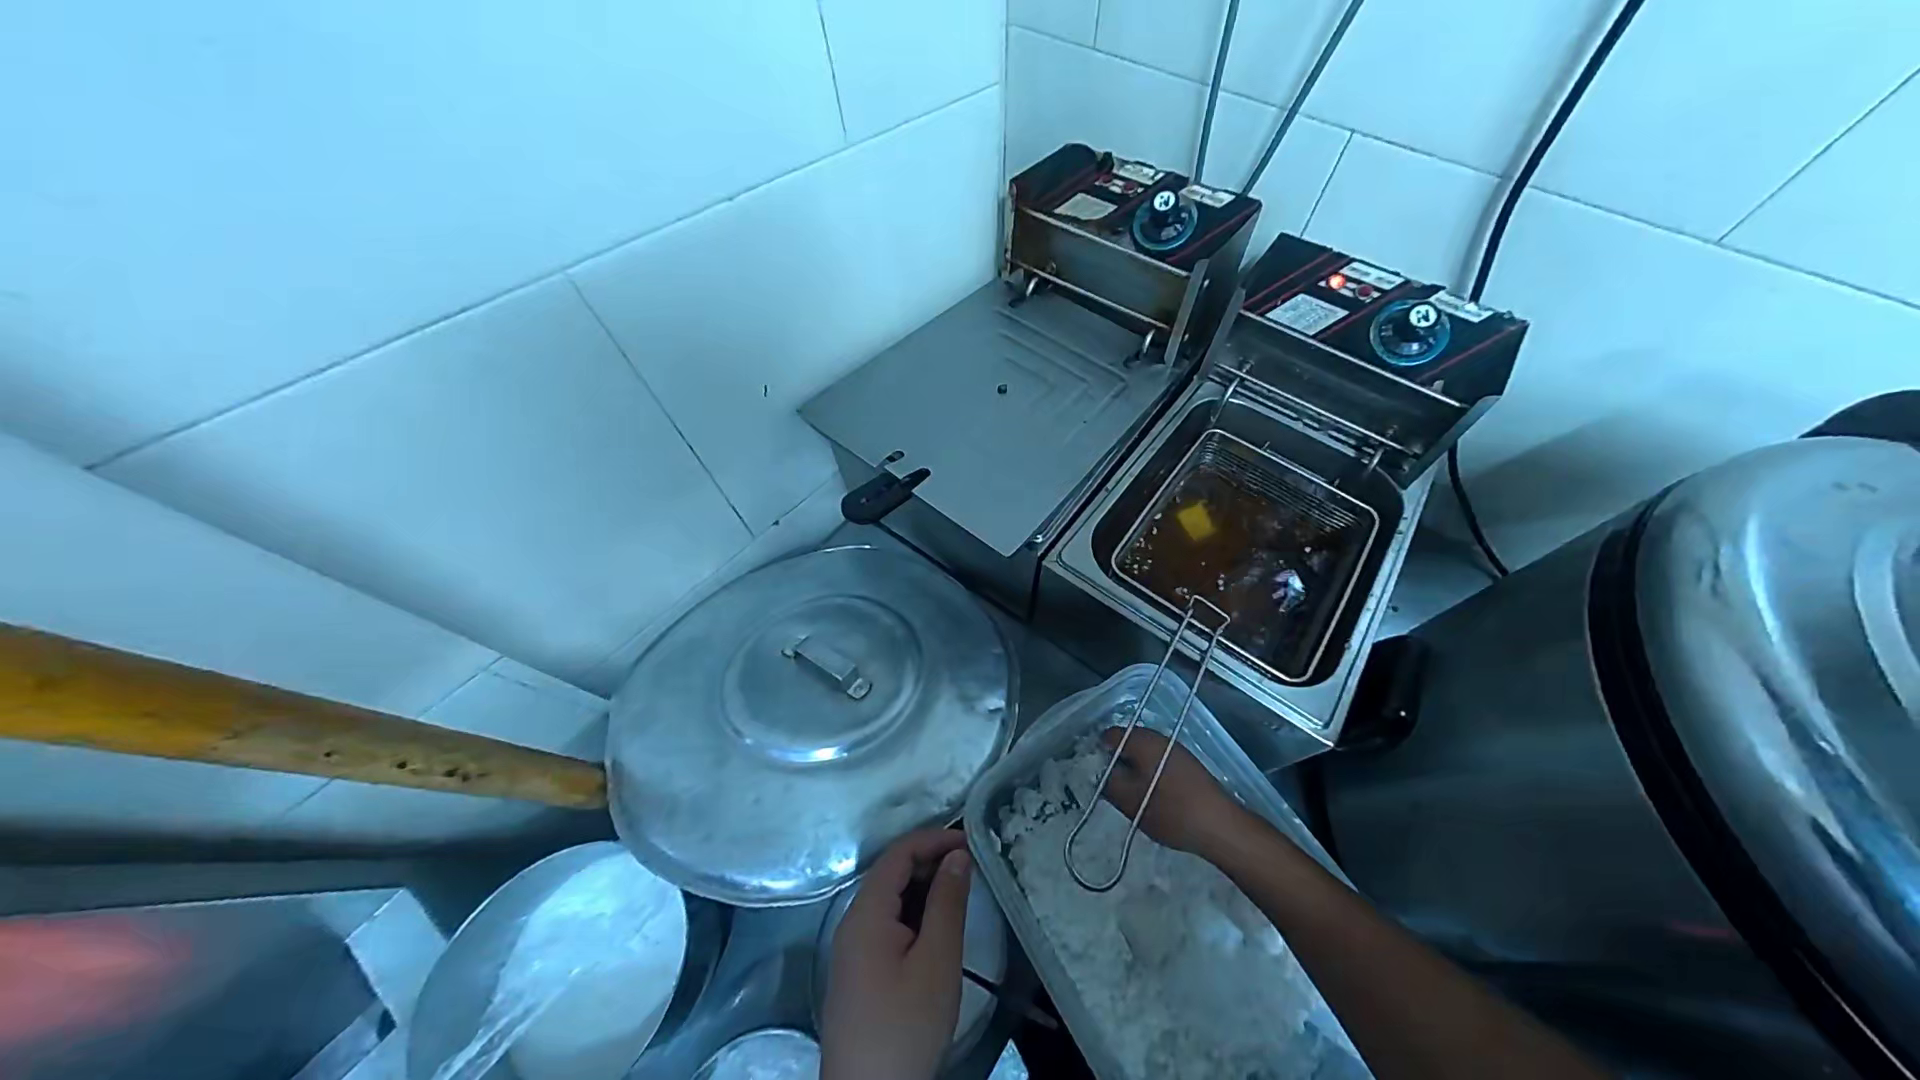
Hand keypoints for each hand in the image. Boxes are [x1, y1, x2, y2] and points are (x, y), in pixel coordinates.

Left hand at [820, 828, 971, 1079]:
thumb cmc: (905, 1025)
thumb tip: (957, 856)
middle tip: (972, 868)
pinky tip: (937, 926)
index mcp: (866, 912)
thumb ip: (947, 903)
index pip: (898, 854)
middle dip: (930, 861)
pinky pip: (885, 923)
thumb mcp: (937, 961)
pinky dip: (913, 912)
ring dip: (923, 887)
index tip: (971, 841)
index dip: (934, 840)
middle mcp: (852, 921)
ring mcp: (852, 948)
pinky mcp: (857, 970)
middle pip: (890, 873)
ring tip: (961, 892)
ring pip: (889, 899)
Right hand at [1099, 727, 1253, 859]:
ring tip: (1133, 796)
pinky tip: (1153, 797)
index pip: (1109, 735)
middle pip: (1127, 743)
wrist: (1220, 826)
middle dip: (1117, 763)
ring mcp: (1176, 750)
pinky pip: (1159, 763)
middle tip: (1113, 788)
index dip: (1098, 753)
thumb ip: (1107, 782)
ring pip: (1144, 755)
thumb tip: (1098, 772)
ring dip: (1134, 771)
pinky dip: (1151, 776)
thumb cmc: (1171, 811)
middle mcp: (1160, 738)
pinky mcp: (1188, 765)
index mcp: (1143, 740)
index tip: (1097, 775)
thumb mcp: (1129, 800)